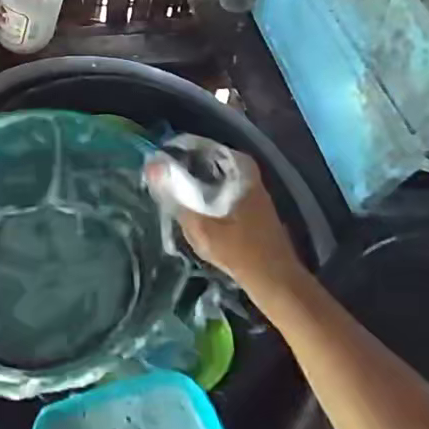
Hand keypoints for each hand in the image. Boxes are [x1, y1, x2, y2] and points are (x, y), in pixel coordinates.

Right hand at [145, 139, 305, 298]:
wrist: (276, 282)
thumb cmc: (239, 251)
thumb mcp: (200, 225)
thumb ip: (174, 195)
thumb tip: (151, 166)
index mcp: (240, 169)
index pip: (200, 146)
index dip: (176, 151)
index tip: (157, 161)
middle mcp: (248, 173)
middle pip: (206, 160)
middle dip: (183, 166)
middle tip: (160, 176)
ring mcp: (252, 190)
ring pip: (214, 176)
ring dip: (193, 181)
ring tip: (170, 190)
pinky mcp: (251, 207)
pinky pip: (220, 190)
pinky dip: (204, 193)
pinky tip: (191, 207)